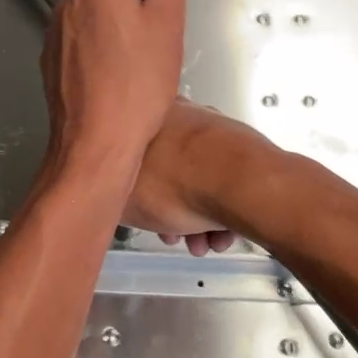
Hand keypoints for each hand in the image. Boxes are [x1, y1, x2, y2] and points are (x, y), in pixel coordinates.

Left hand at [40, 0, 189, 166]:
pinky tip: (114, 80)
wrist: (96, 141)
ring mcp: (55, 32)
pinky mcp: (51, 60)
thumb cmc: (138, 84)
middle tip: (154, 43)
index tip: (162, 16)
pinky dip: (100, 52)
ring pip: (97, 15)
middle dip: (135, 5)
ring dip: (117, 29)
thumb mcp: (169, 22)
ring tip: (135, 66)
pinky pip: (82, 42)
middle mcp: (67, 1)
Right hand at [126, 102, 272, 255]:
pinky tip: (223, 234)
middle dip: (169, 212)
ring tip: (205, 243)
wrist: (244, 183)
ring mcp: (214, 129)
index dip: (133, 194)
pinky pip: (221, 181)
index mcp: (145, 117)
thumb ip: (113, 198)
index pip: (129, 156)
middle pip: (164, 171)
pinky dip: (220, 208)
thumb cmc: (176, 186)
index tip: (142, 218)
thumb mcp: (124, 202)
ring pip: (195, 179)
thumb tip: (114, 200)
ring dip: (197, 218)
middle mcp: (180, 113)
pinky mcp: (243, 147)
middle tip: (175, 238)